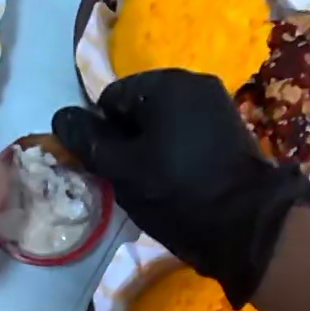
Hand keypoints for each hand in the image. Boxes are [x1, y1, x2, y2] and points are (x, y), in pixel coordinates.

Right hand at [54, 69, 309, 305]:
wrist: (247, 228)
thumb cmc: (178, 193)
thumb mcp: (122, 169)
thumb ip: (88, 141)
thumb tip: (62, 117)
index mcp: (166, 83)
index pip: (111, 99)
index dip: (104, 135)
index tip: (112, 169)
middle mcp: (196, 85)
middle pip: (142, 112)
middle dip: (132, 144)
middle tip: (135, 182)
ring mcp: (221, 110)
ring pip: (167, 129)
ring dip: (156, 154)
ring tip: (159, 189)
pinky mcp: (235, 137)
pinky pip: (192, 141)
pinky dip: (181, 160)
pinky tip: (182, 187)